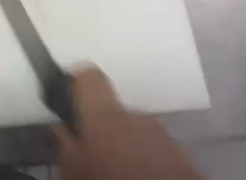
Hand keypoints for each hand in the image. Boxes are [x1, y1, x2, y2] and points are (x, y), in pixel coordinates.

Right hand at [55, 68, 200, 179]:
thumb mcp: (75, 171)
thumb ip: (65, 146)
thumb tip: (60, 128)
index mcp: (106, 114)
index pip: (88, 76)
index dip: (77, 83)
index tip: (68, 99)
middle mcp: (137, 116)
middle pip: (114, 110)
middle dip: (105, 128)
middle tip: (94, 154)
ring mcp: (165, 136)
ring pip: (137, 132)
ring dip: (127, 147)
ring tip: (118, 169)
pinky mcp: (185, 157)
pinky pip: (157, 150)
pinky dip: (147, 161)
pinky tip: (139, 175)